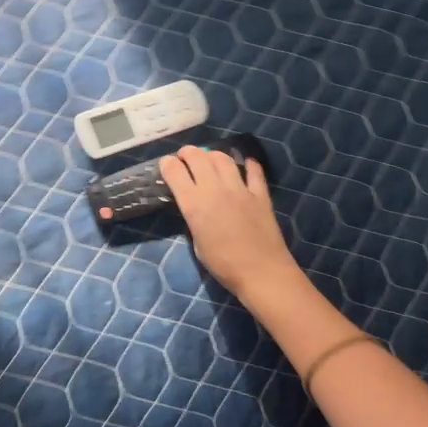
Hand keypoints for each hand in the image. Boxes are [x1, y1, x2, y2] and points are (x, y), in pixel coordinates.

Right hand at [160, 145, 295, 294]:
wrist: (261, 273)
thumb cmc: (223, 265)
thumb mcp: (197, 242)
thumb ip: (194, 218)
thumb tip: (196, 207)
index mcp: (194, 204)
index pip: (174, 171)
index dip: (167, 164)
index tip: (166, 164)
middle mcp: (215, 190)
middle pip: (198, 158)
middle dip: (187, 152)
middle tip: (185, 156)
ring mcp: (240, 190)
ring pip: (223, 159)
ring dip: (212, 154)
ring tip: (209, 158)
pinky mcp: (260, 195)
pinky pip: (254, 172)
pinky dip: (249, 165)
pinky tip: (246, 163)